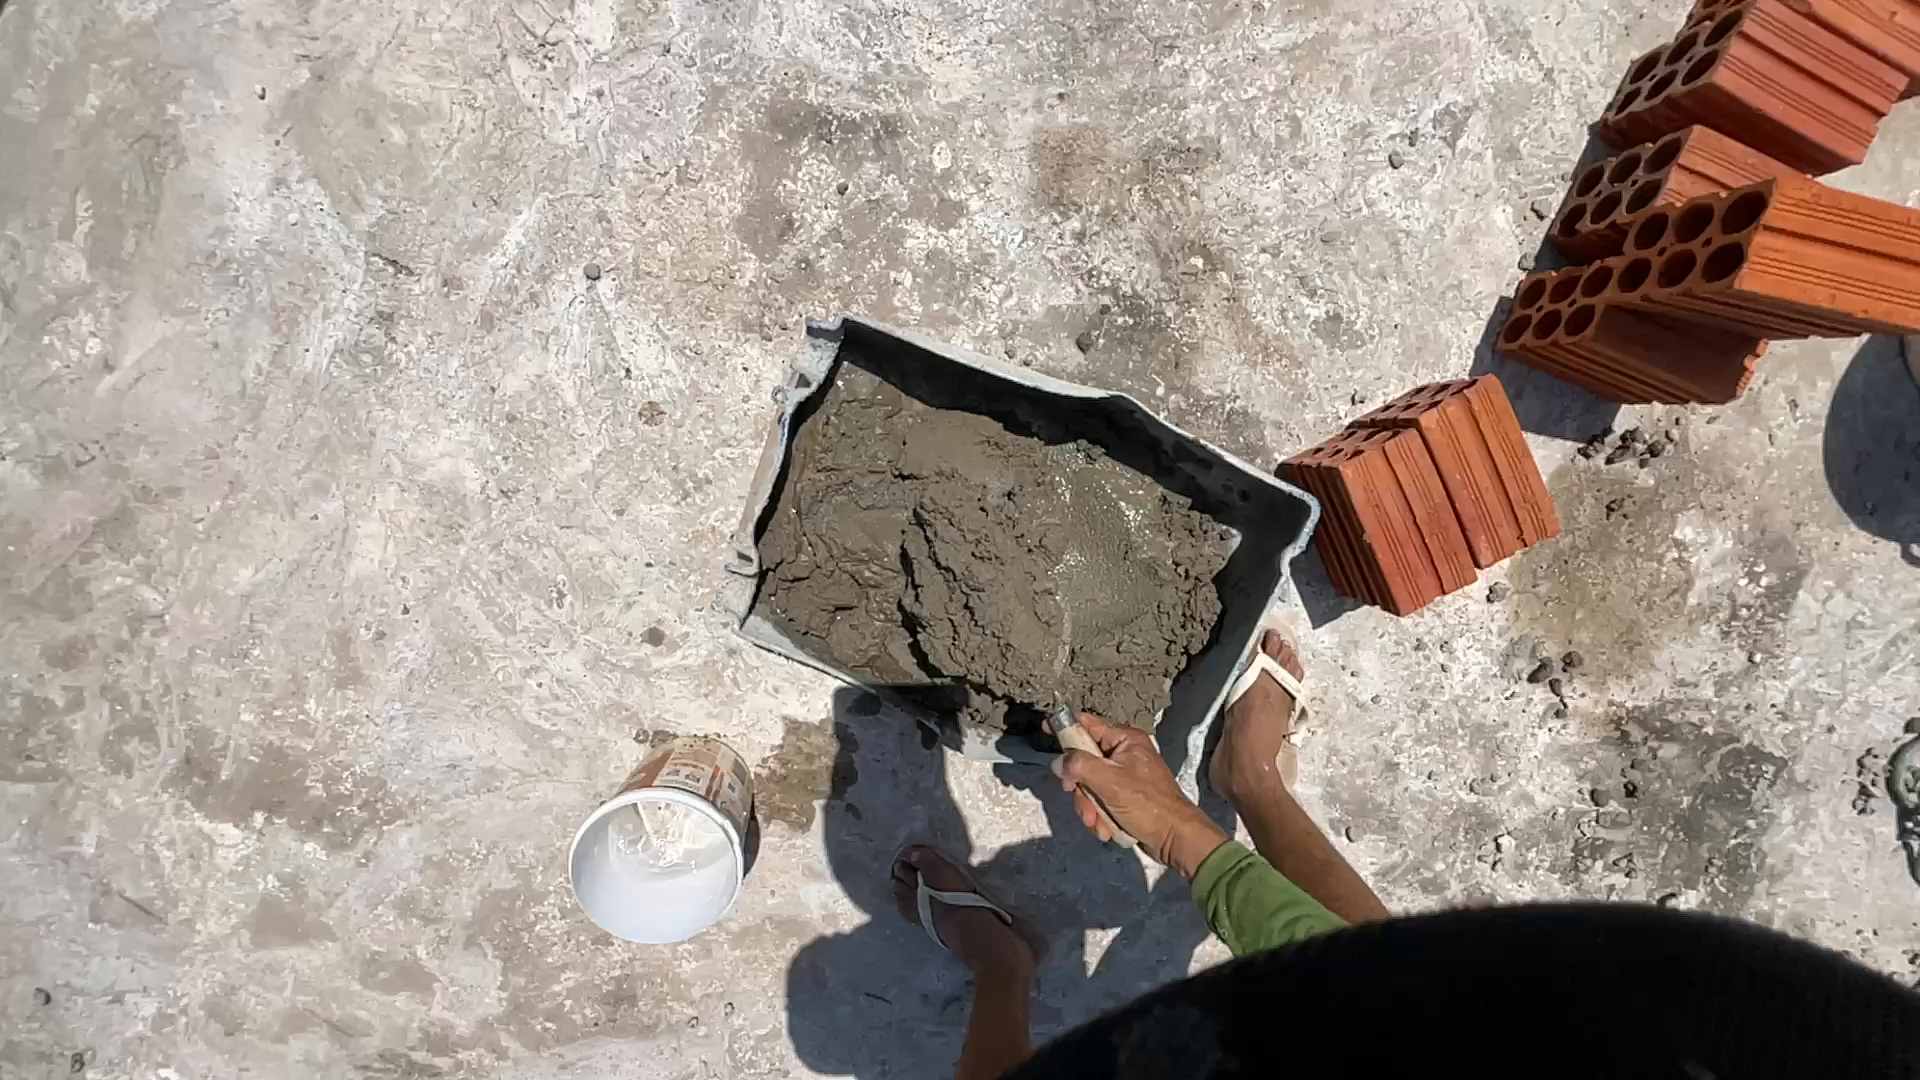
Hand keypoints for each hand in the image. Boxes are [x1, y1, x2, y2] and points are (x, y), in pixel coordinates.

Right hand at [1050, 712, 1229, 879]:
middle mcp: (1124, 753)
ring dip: (1089, 806)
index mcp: (1125, 739)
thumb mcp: (1109, 781)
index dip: (1066, 727)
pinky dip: (1100, 815)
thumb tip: (1058, 762)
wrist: (1176, 839)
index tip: (1045, 730)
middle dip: (1080, 786)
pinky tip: (1106, 828)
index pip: (1088, 724)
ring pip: (1089, 784)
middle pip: (1084, 760)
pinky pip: (1100, 800)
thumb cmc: (1146, 804)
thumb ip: (1079, 766)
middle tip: (1077, 796)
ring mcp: (1124, 776)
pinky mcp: (1125, 797)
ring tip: (1097, 822)